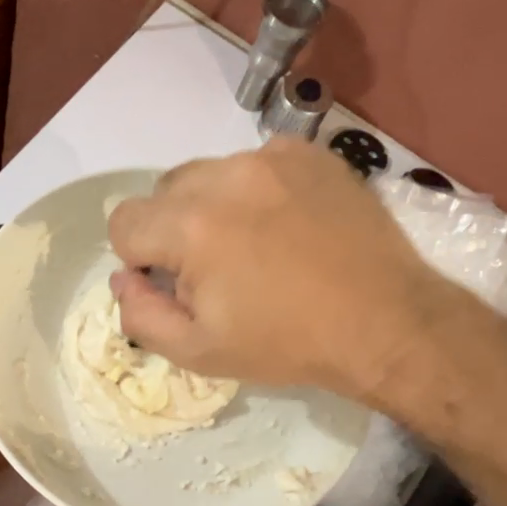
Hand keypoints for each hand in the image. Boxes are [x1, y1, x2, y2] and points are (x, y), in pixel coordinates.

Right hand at [107, 137, 458, 398]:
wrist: (383, 322)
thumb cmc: (285, 344)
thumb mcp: (196, 351)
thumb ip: (140, 315)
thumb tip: (123, 279)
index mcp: (191, 227)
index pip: (123, 222)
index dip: (138, 261)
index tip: (175, 286)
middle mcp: (226, 177)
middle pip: (161, 193)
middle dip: (171, 231)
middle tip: (213, 272)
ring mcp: (271, 158)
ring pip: (207, 174)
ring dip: (209, 207)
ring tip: (250, 246)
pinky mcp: (309, 153)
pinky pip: (253, 163)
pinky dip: (252, 191)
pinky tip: (282, 226)